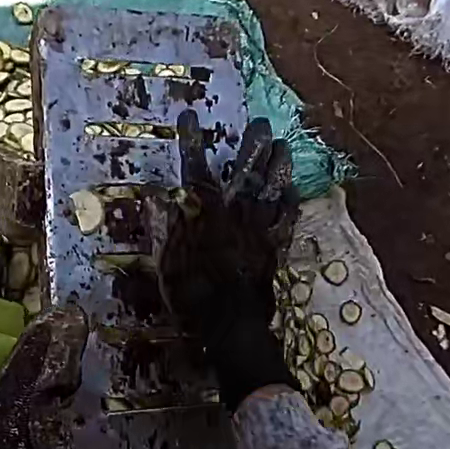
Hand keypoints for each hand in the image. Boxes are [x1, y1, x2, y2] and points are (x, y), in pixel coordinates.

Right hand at [149, 112, 300, 409]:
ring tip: (284, 145)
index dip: (192, 146)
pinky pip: (285, 221)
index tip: (190, 119)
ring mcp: (258, 234)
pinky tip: (293, 190)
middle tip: (261, 123)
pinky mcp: (273, 250)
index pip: (196, 175)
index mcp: (205, 221)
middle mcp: (235, 220)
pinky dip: (290, 203)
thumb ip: (166, 230)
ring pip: (270, 193)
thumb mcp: (169, 268)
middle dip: (251, 148)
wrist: (234, 329)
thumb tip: (157, 198)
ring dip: (277, 168)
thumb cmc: (195, 300)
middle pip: (244, 177)